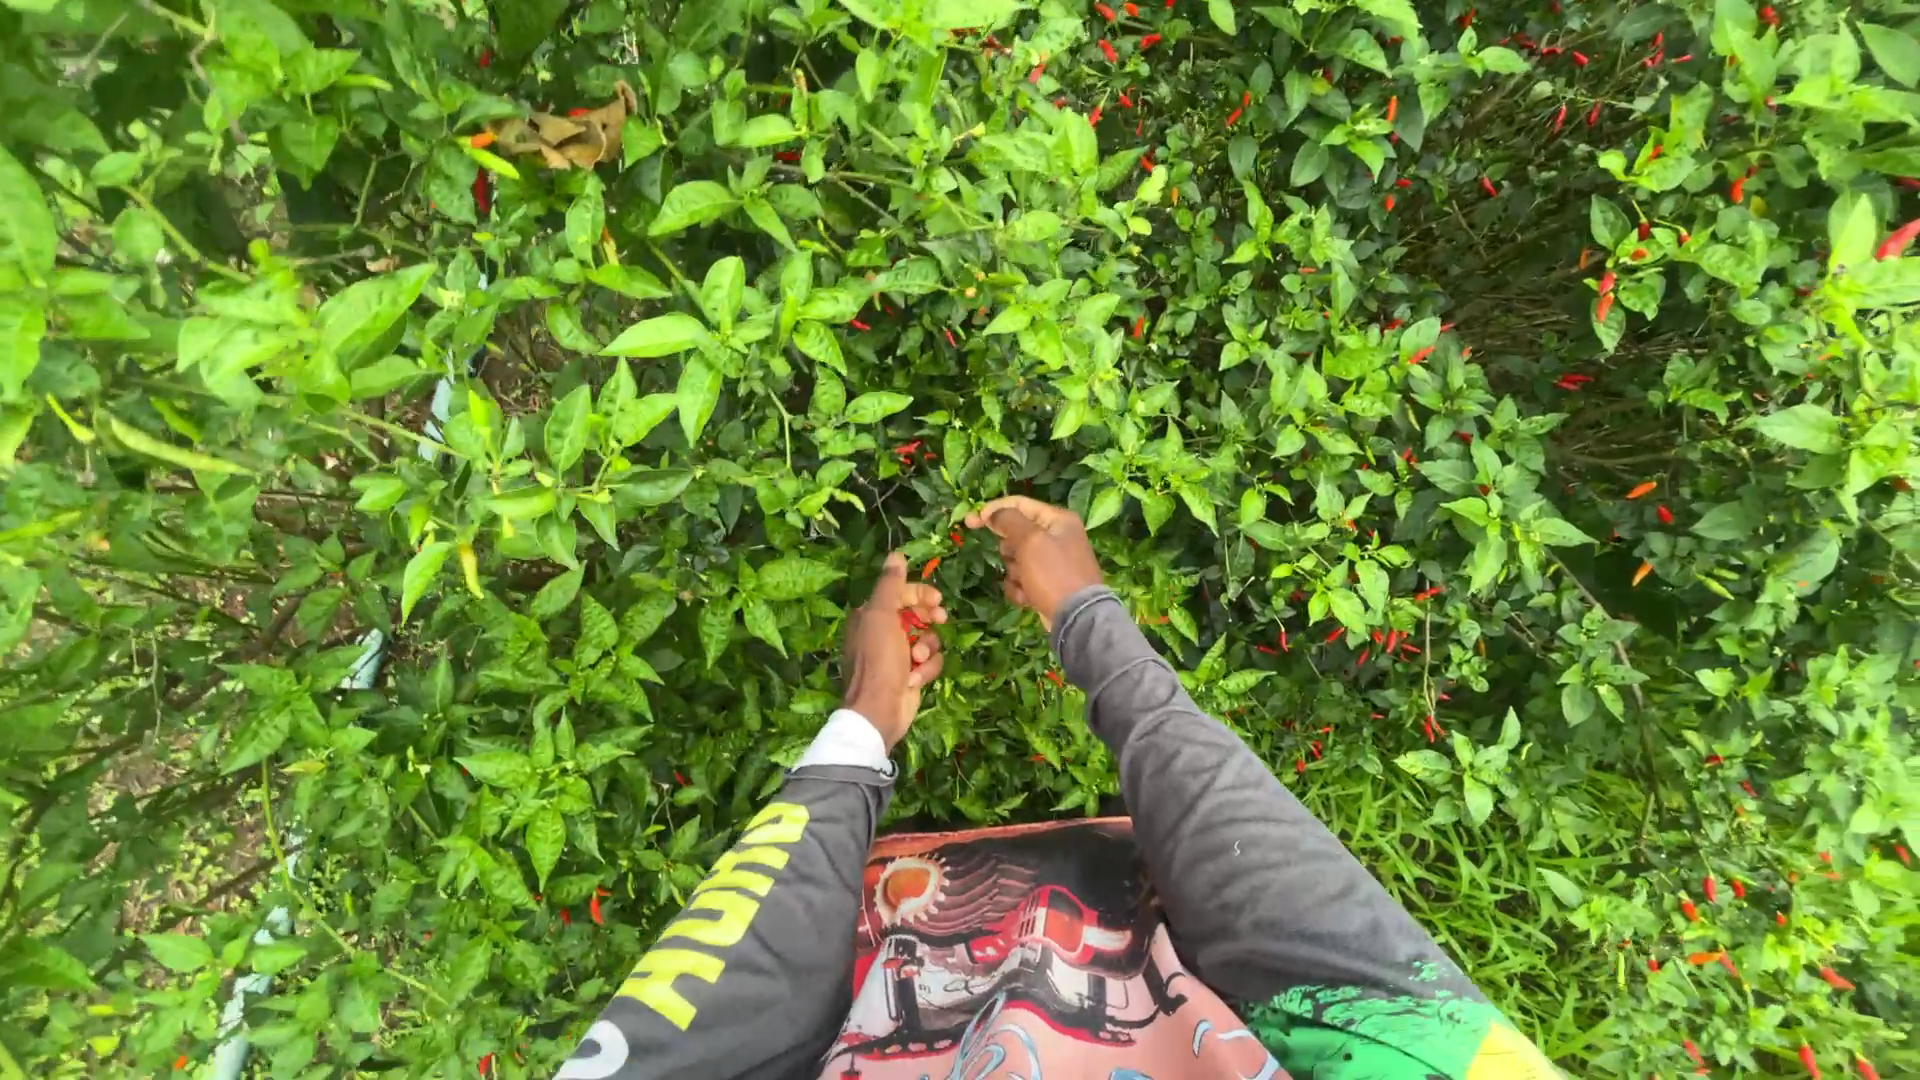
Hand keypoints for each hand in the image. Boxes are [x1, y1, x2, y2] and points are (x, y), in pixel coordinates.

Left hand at [840, 553, 947, 749]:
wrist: (879, 710)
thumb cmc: (878, 660)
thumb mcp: (881, 616)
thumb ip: (889, 585)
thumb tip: (896, 554)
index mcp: (871, 615)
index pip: (901, 593)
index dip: (920, 594)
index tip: (936, 600)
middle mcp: (883, 632)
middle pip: (917, 614)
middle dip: (929, 618)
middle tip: (939, 619)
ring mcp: (898, 655)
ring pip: (928, 638)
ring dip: (927, 648)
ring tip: (917, 659)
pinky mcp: (911, 674)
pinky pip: (930, 661)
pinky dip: (926, 669)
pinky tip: (915, 679)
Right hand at [963, 496, 1103, 630]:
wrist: (1076, 619)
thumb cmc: (1054, 573)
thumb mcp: (1031, 540)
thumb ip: (1009, 520)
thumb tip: (992, 513)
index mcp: (1058, 520)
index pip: (1019, 504)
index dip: (993, 510)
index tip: (970, 522)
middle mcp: (1057, 537)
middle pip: (1015, 533)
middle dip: (1009, 550)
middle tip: (1016, 558)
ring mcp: (1051, 562)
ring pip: (1015, 559)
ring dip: (1014, 572)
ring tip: (1027, 582)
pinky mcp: (1046, 583)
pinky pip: (1021, 579)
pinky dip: (1020, 589)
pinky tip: (1028, 598)